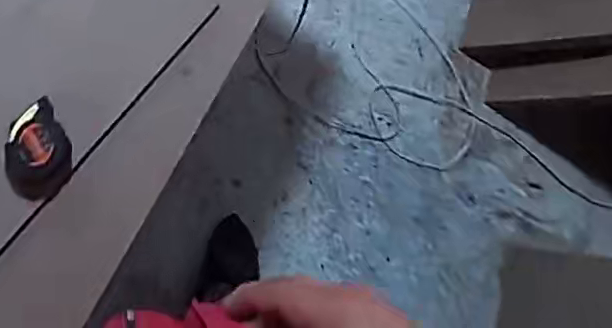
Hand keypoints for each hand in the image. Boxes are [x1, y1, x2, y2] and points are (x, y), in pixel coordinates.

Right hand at [221, 277, 412, 327]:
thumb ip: (279, 326)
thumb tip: (251, 324)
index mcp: (333, 302)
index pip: (275, 289)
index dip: (242, 298)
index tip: (218, 311)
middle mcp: (352, 293)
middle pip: (296, 287)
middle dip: (266, 305)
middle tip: (241, 324)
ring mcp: (377, 306)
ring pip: (320, 296)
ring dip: (292, 312)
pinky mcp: (393, 320)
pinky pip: (342, 308)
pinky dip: (318, 318)